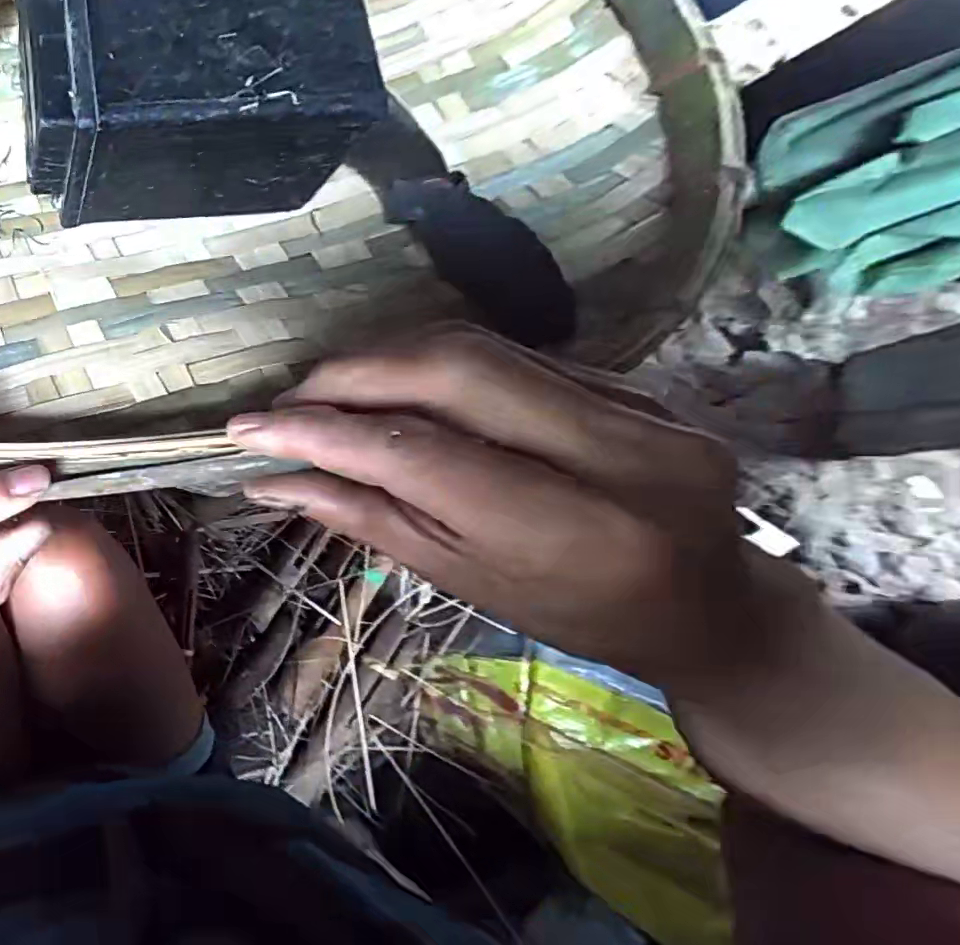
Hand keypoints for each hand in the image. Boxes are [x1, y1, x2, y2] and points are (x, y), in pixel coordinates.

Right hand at [225, 324, 764, 691]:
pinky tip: (391, 382)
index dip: (322, 432)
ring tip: (327, 390)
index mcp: (568, 530)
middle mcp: (611, 450)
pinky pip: (504, 350)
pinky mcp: (629, 376)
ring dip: (380, 359)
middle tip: (288, 400)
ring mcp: (632, 401)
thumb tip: (271, 481)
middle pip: (447, 372)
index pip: (416, 455)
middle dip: (347, 375)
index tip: (249, 428)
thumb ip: (366, 518)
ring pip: (472, 346)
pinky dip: (428, 360)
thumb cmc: (573, 614)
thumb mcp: (462, 579)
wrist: (710, 602)